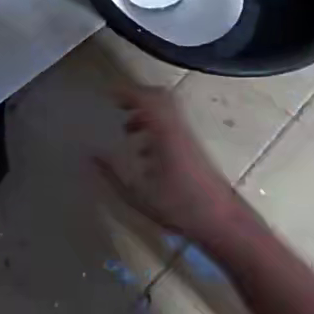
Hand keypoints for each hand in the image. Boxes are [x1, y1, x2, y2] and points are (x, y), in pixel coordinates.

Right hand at [94, 86, 249, 248]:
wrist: (221, 221)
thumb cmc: (179, 208)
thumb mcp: (138, 195)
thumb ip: (112, 174)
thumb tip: (91, 155)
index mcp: (165, 134)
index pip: (147, 99)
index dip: (128, 92)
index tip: (109, 94)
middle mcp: (179, 129)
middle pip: (160, 98)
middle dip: (137, 98)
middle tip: (118, 106)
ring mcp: (189, 138)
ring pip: (167, 112)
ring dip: (146, 114)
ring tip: (127, 130)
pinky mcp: (194, 150)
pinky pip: (172, 125)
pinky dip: (155, 127)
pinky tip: (145, 153)